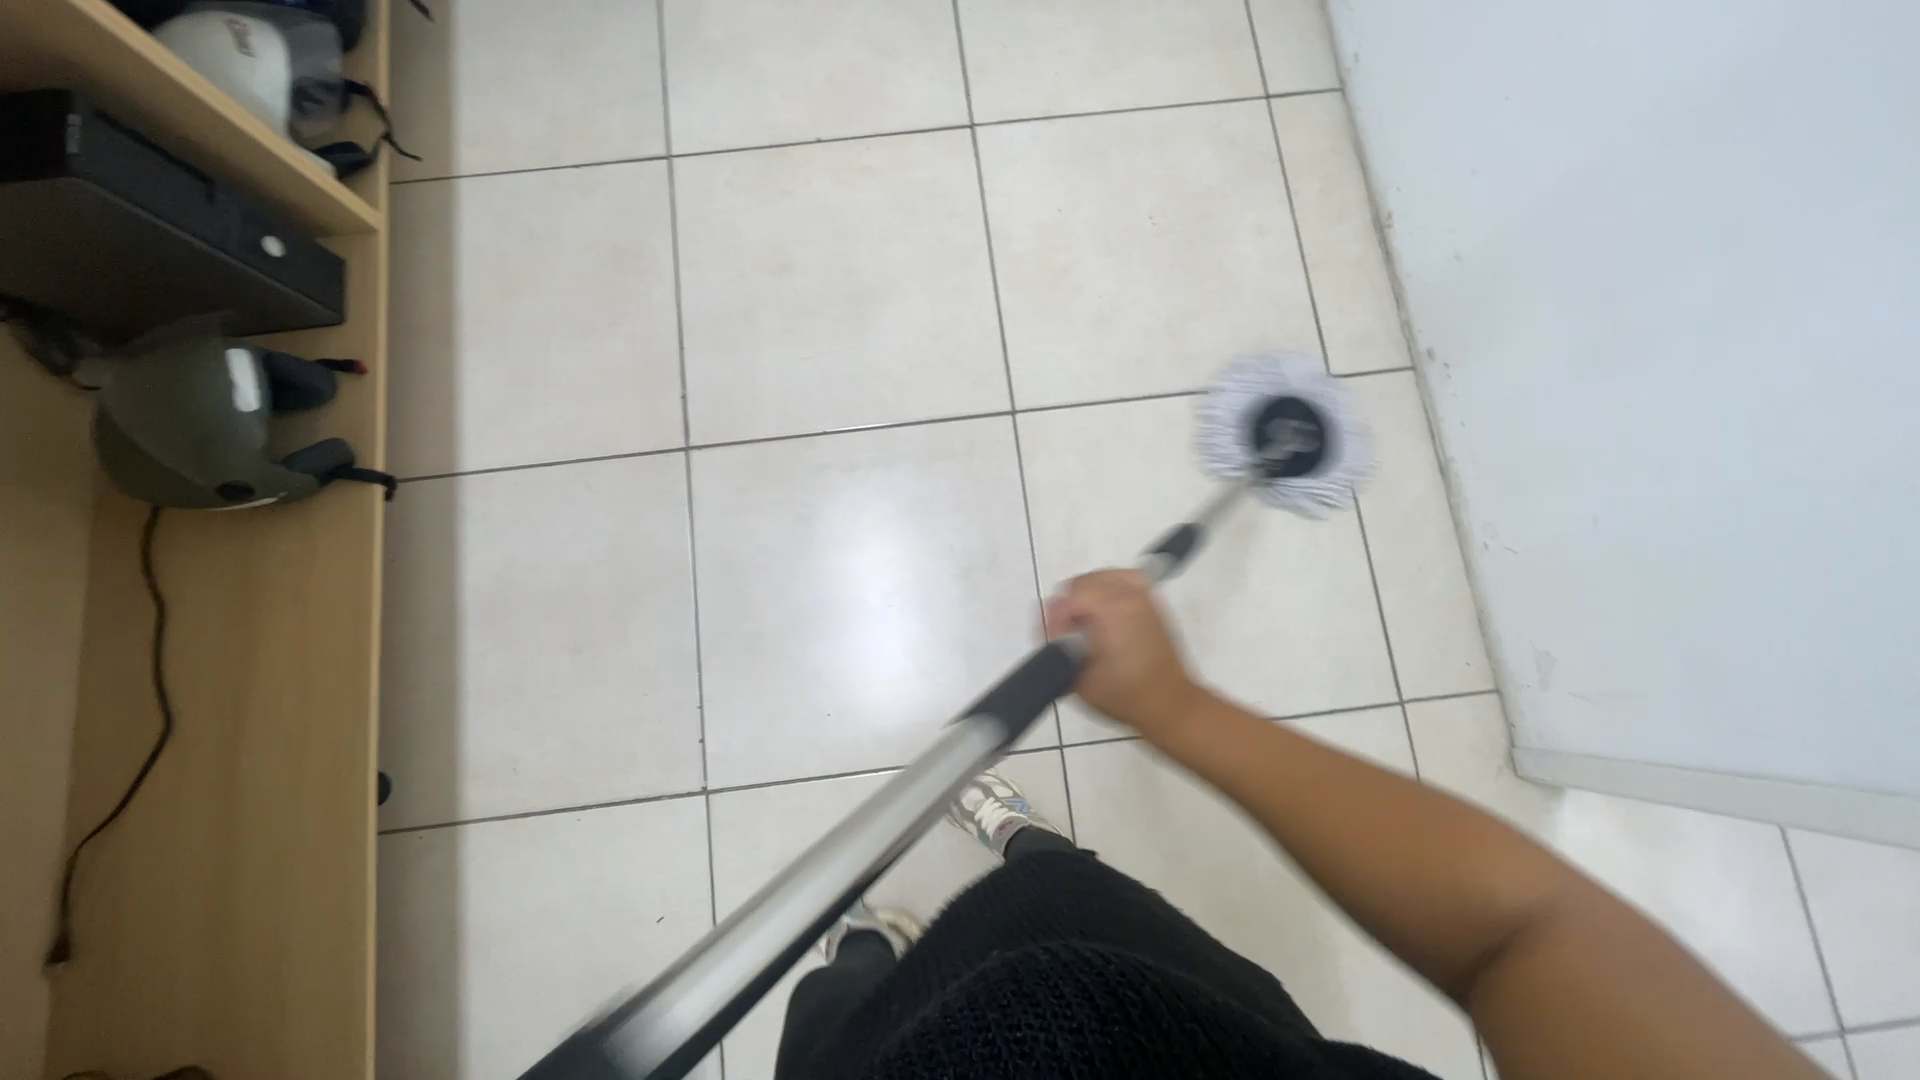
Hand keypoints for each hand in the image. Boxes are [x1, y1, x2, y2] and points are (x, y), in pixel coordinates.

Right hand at [1043, 569, 1209, 737]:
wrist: (1169, 703)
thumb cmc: (1123, 694)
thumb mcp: (1078, 678)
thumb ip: (1057, 649)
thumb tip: (1050, 631)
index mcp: (1110, 608)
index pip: (1066, 598)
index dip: (1054, 620)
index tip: (1055, 642)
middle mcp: (1128, 594)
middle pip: (1082, 583)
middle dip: (1068, 606)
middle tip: (1067, 635)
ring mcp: (1144, 595)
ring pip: (1102, 577)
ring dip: (1087, 597)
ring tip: (1085, 625)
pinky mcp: (1153, 603)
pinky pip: (1124, 581)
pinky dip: (1109, 591)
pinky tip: (1104, 615)